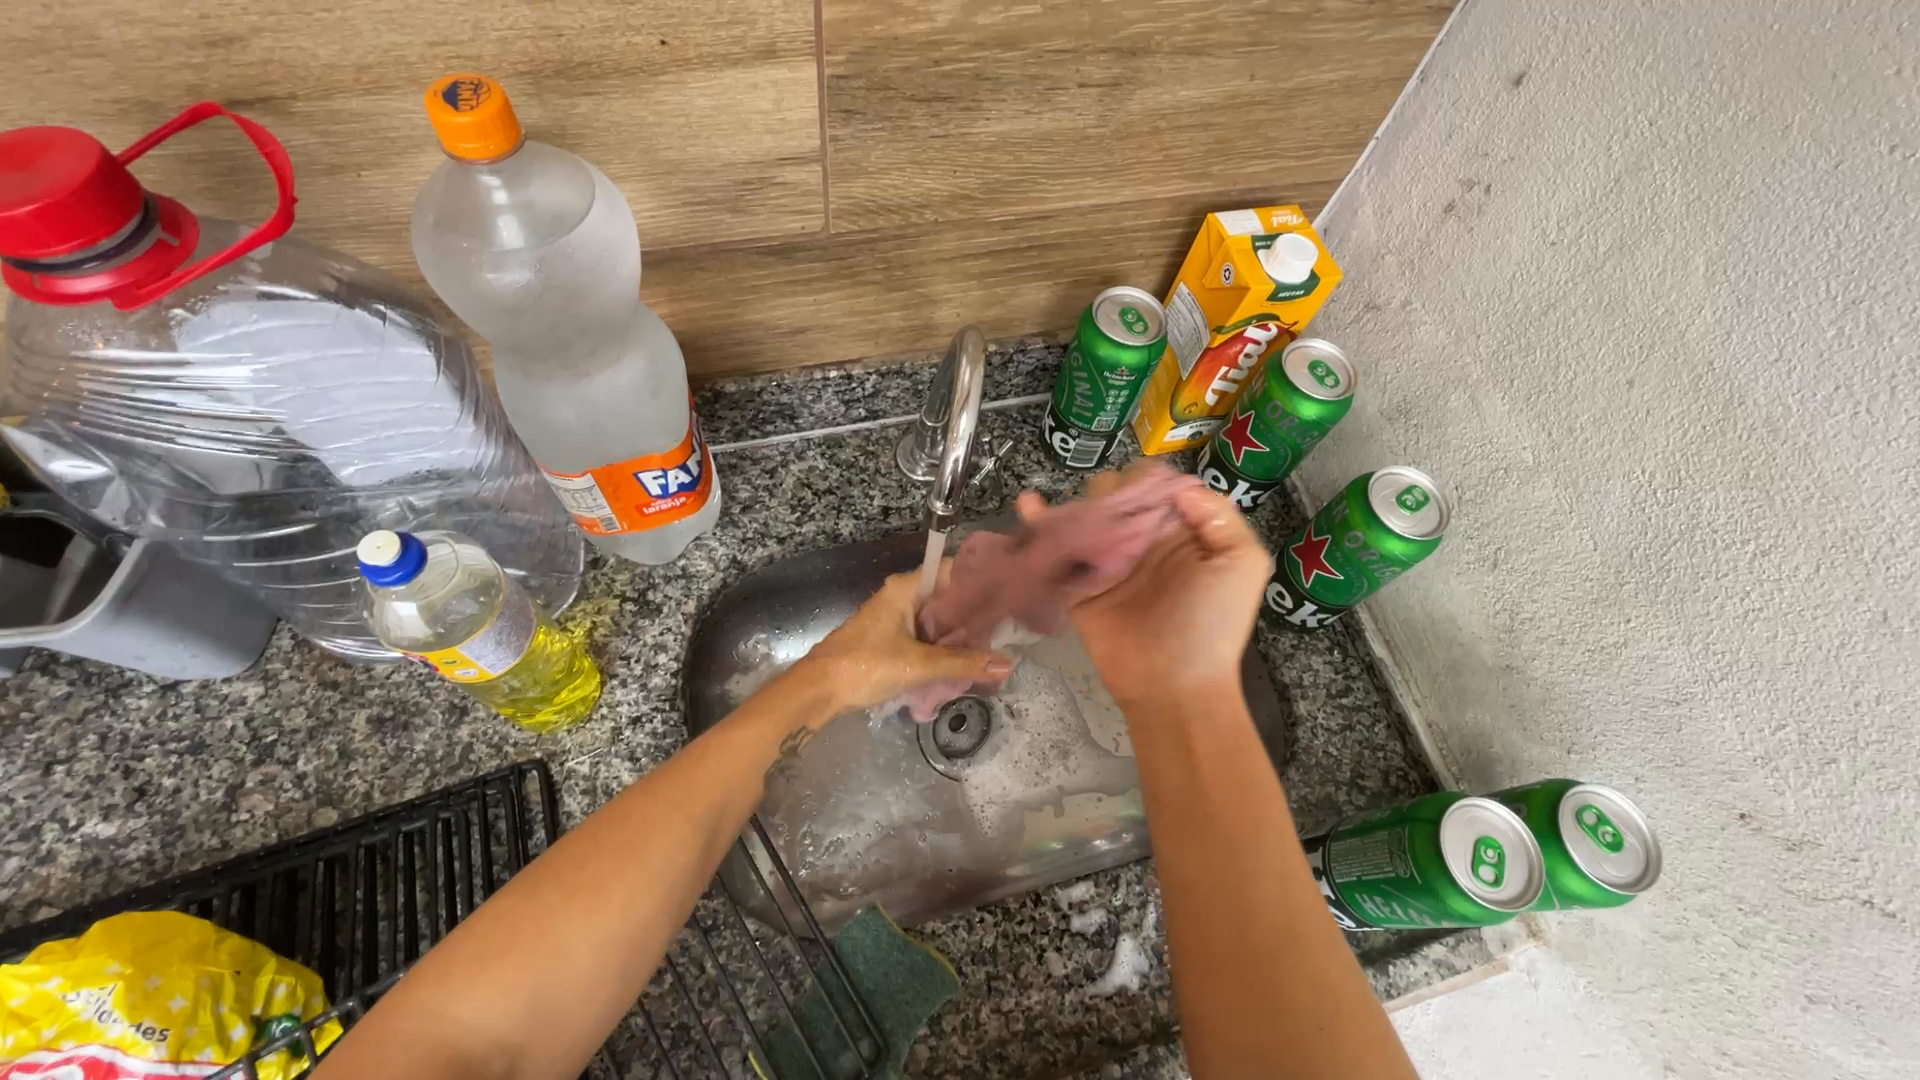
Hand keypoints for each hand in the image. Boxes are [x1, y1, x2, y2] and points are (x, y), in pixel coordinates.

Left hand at [799, 566, 1014, 711]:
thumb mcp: (919, 665)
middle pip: (947, 598)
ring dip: (959, 638)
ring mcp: (895, 619)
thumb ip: (964, 663)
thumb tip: (1008, 664)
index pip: (951, 569)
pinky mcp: (890, 640)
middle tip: (1005, 634)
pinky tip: (962, 666)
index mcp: (905, 589)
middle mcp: (901, 597)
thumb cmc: (864, 666)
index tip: (1006, 596)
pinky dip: (942, 650)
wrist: (816, 691)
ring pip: (937, 622)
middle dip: (973, 617)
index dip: (979, 580)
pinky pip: (925, 638)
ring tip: (990, 652)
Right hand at [1019, 462, 1273, 710]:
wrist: (1174, 684)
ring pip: (1083, 515)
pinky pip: (1055, 550)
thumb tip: (1179, 487)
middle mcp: (1140, 541)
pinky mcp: (1076, 585)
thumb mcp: (1243, 563)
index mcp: (1178, 530)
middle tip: (1110, 514)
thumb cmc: (1213, 625)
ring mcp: (1105, 562)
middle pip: (1114, 494)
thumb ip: (1219, 516)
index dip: (1146, 479)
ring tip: (1074, 512)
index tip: (1141, 493)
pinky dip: (1038, 524)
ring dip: (1075, 502)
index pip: (1156, 486)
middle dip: (1108, 491)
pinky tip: (1029, 505)